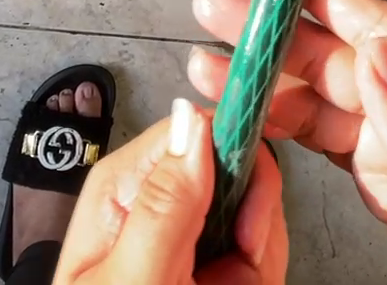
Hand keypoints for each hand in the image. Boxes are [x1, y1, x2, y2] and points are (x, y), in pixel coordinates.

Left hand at [54, 99, 288, 283]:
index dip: (237, 157)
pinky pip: (260, 252)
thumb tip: (193, 118)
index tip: (250, 213)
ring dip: (259, 259)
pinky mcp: (214, 265)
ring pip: (257, 213)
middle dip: (254, 222)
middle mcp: (159, 200)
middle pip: (237, 169)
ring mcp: (189, 234)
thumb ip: (164, 205)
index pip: (197, 131)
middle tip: (237, 272)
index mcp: (125, 187)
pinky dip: (260, 276)